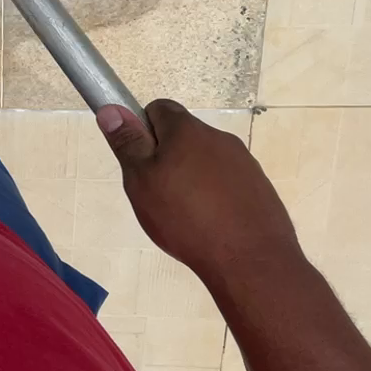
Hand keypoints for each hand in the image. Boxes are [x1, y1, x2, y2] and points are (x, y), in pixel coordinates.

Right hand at [96, 100, 305, 283]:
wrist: (251, 261)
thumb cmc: (184, 217)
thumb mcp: (141, 180)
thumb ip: (127, 143)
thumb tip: (111, 109)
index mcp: (187, 130)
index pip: (158, 108)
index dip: (142, 129)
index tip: (138, 159)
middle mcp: (219, 138)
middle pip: (183, 135)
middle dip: (165, 156)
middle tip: (155, 191)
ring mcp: (244, 164)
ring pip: (204, 160)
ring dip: (190, 176)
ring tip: (182, 213)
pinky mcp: (260, 189)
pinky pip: (226, 182)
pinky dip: (213, 194)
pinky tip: (209, 223)